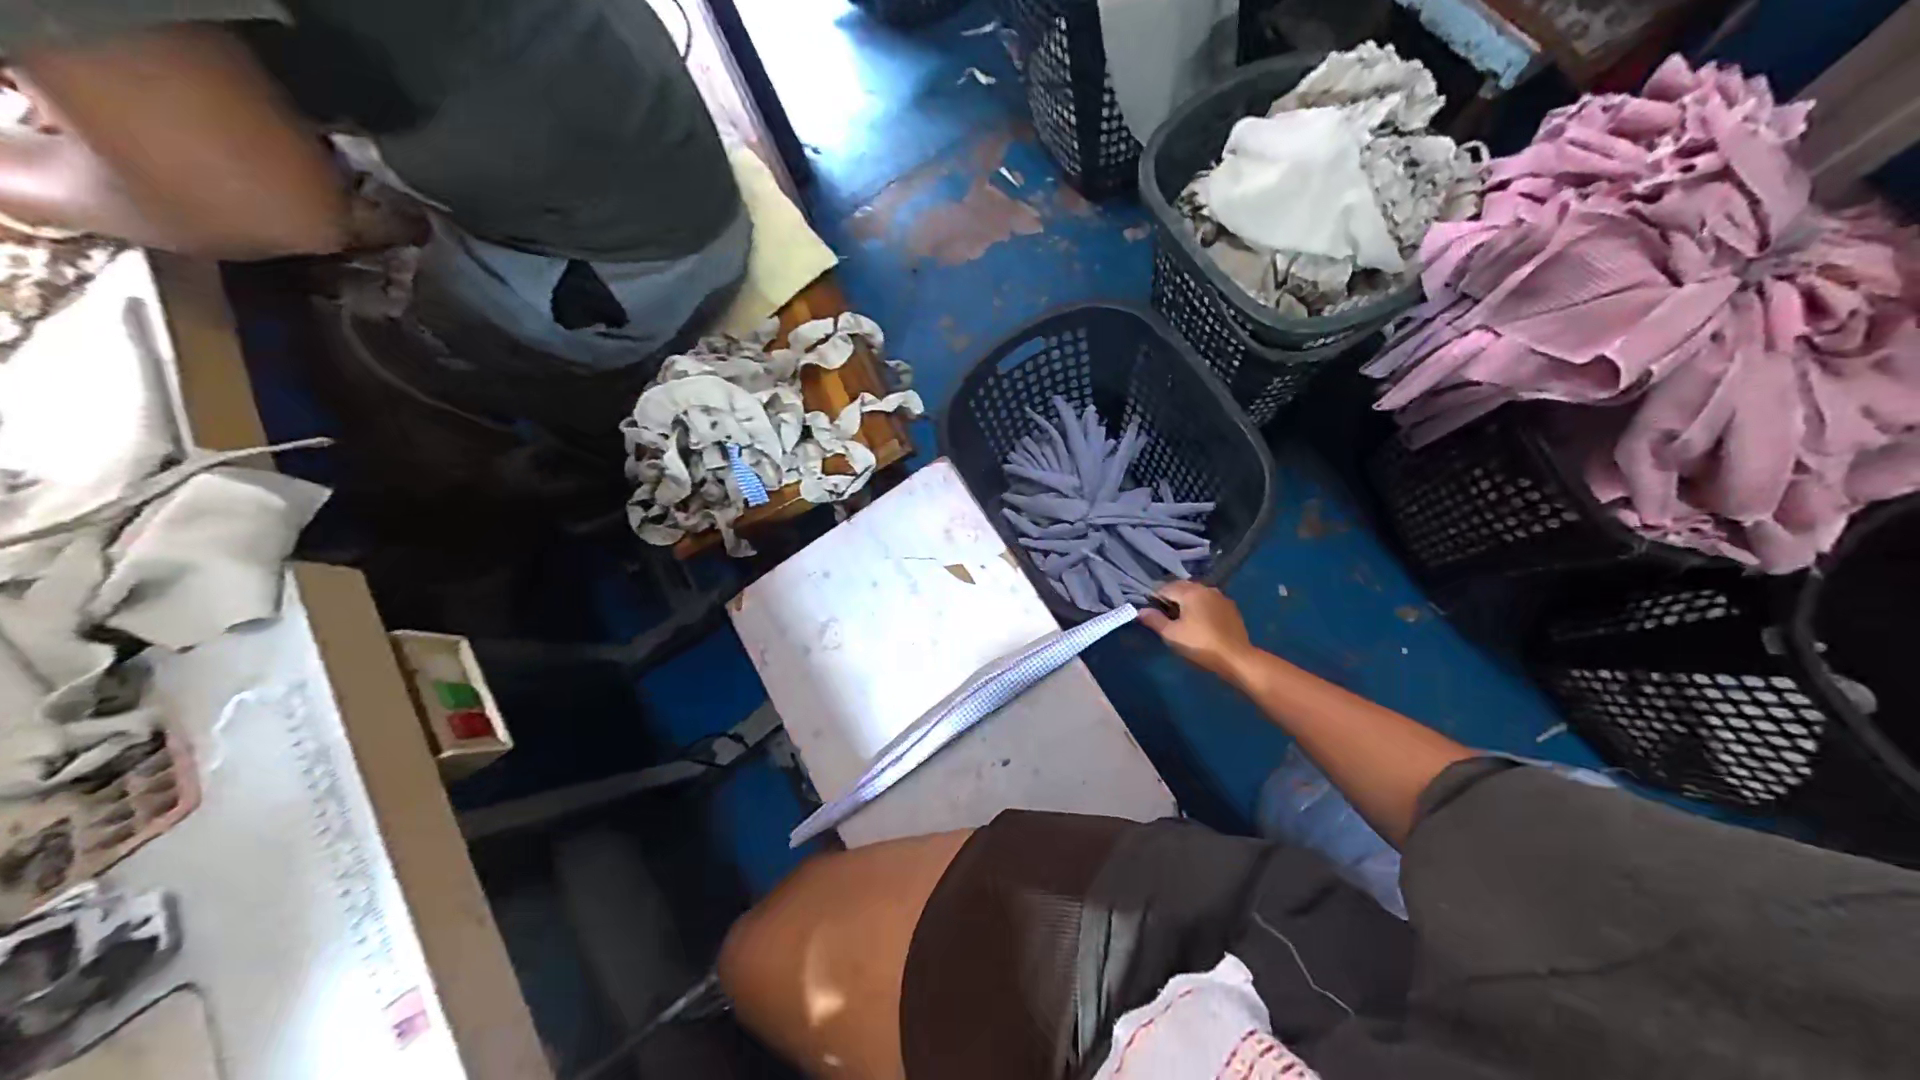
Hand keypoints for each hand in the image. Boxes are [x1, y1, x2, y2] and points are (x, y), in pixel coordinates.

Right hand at [1138, 582, 1253, 681]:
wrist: (1236, 658)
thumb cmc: (1200, 644)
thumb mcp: (1172, 634)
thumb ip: (1154, 620)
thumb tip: (1140, 611)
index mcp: (1190, 591)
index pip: (1165, 587)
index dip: (1155, 598)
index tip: (1151, 612)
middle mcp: (1206, 588)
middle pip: (1182, 587)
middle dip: (1171, 597)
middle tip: (1164, 615)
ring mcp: (1221, 597)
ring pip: (1197, 593)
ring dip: (1186, 601)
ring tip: (1181, 618)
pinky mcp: (1231, 608)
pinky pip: (1209, 601)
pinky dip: (1200, 606)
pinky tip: (1199, 622)